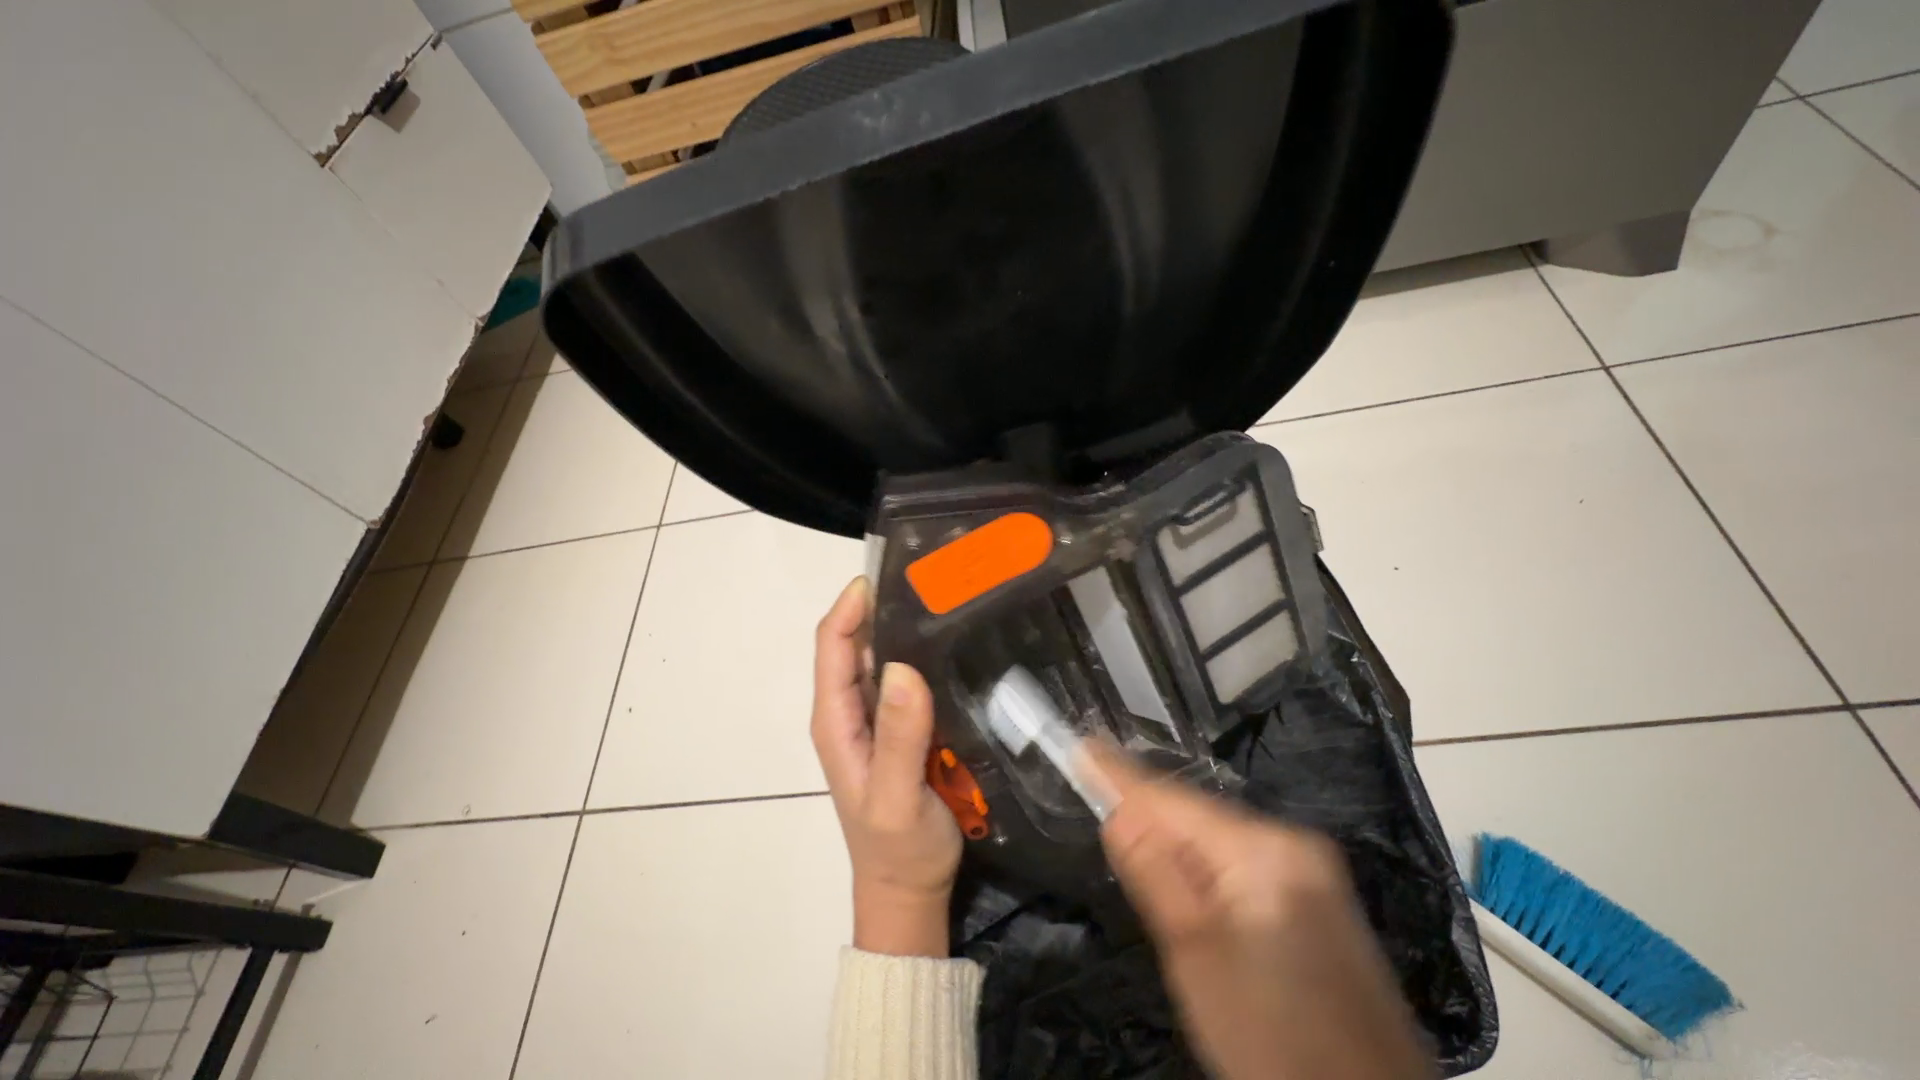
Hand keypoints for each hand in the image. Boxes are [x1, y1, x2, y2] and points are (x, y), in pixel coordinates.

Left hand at [812, 577, 962, 957]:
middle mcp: (850, 711)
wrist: (909, 890)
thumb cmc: (899, 847)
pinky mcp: (901, 730)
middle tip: (933, 576)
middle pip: (857, 643)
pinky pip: (907, 682)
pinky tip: (956, 645)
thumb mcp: (898, 797)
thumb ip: (900, 736)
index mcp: (836, 721)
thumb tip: (901, 665)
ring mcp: (876, 721)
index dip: (852, 605)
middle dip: (883, 606)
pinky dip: (923, 658)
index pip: (833, 645)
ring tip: (948, 597)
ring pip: (883, 659)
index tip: (892, 573)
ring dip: (905, 628)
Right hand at [1092, 745, 1433, 1079]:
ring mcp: (1314, 872)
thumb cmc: (1272, 1035)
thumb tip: (1118, 809)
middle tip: (1095, 810)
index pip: (1173, 798)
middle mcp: (1294, 844)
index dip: (1120, 775)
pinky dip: (1208, 873)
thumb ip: (1154, 873)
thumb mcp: (1195, 955)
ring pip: (1221, 844)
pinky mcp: (1319, 903)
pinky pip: (1245, 869)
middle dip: (1149, 818)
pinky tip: (1190, 897)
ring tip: (1132, 855)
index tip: (1078, 746)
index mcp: (1262, 850)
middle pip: (1199, 817)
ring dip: (1176, 848)